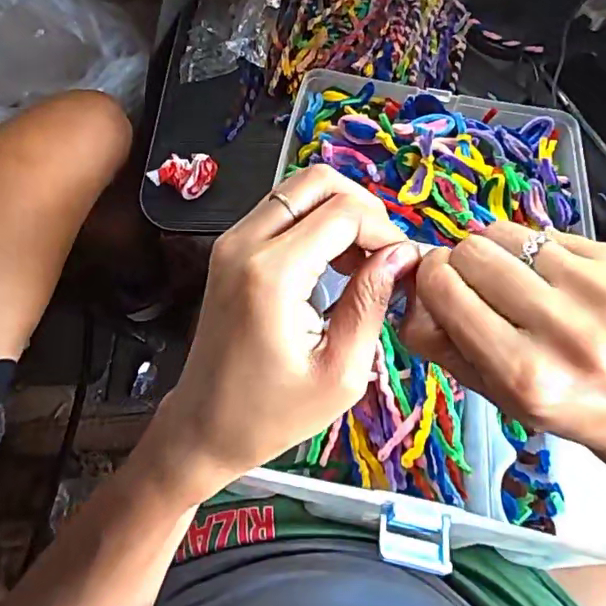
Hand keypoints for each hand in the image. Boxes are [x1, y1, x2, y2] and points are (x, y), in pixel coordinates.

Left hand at [152, 165, 420, 490]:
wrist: (204, 425)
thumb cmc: (270, 414)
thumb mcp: (339, 373)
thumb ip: (371, 303)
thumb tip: (401, 255)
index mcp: (271, 275)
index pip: (344, 212)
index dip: (384, 230)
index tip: (401, 265)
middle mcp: (244, 244)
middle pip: (317, 180)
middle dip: (362, 207)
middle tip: (382, 253)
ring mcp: (232, 241)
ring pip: (299, 188)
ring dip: (339, 212)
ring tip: (360, 262)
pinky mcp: (230, 247)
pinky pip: (282, 209)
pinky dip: (316, 221)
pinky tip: (333, 262)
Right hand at [400, 222, 605, 480]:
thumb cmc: (550, 397)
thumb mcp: (481, 385)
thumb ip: (432, 335)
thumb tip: (408, 276)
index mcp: (521, 372)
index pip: (443, 286)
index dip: (432, 277)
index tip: (441, 285)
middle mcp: (565, 330)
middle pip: (472, 250)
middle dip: (464, 262)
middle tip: (483, 287)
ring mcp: (601, 292)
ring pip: (507, 231)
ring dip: (501, 251)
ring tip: (521, 283)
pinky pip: (548, 231)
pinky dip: (540, 251)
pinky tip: (559, 283)